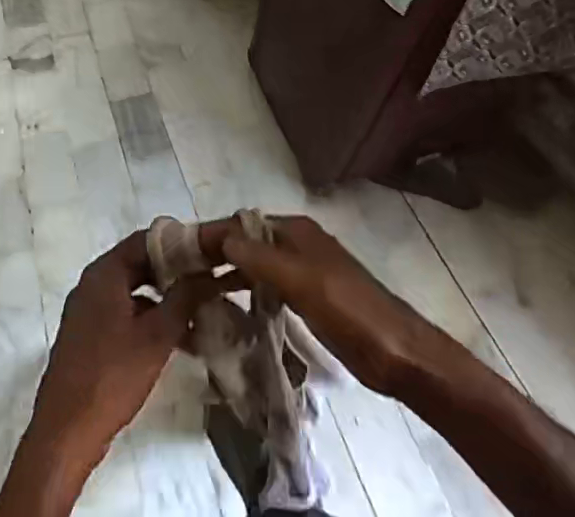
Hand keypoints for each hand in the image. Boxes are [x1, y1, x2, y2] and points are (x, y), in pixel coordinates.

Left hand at [0, 230, 220, 516]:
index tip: (208, 253)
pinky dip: (151, 318)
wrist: (66, 431)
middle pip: (140, 263)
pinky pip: (125, 312)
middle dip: (176, 271)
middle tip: (210, 279)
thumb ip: (184, 298)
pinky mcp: (89, 335)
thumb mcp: (158, 335)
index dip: (179, 242)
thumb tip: (207, 274)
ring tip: (202, 309)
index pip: (145, 239)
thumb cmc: (112, 376)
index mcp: (104, 273)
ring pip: (134, 290)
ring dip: (166, 297)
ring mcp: (88, 310)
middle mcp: (93, 283)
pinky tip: (179, 338)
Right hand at [199, 214, 448, 396]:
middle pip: (247, 241)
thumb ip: (259, 257)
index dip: (211, 233)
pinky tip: (226, 305)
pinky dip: (245, 290)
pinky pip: (266, 286)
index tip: (178, 248)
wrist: (395, 350)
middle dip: (216, 251)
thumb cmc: (347, 309)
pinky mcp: (307, 298)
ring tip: (193, 288)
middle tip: (180, 271)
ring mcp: (303, 272)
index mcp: (296, 231)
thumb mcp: (299, 280)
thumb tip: (222, 236)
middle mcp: (296, 244)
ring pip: (255, 264)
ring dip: (227, 272)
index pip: (242, 223)